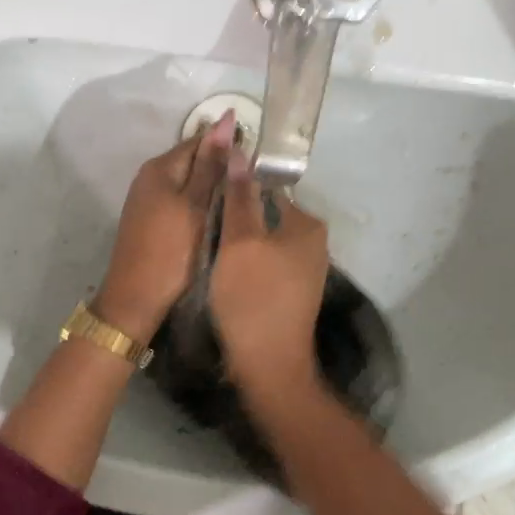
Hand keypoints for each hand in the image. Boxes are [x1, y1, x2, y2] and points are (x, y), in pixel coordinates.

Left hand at [94, 113, 235, 341]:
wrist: (136, 297)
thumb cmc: (170, 251)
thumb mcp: (195, 205)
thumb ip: (210, 166)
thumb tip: (225, 121)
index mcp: (159, 168)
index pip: (199, 141)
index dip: (228, 144)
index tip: (257, 156)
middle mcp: (148, 177)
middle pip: (190, 160)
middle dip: (219, 165)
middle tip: (254, 179)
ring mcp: (146, 199)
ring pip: (185, 181)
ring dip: (210, 185)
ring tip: (240, 195)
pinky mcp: (148, 219)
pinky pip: (179, 199)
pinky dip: (197, 202)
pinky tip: (215, 214)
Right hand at [210, 159, 329, 395]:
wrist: (268, 363)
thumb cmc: (253, 297)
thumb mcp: (239, 242)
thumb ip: (238, 197)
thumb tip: (238, 151)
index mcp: (307, 224)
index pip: (267, 189)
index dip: (234, 189)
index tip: (205, 198)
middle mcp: (313, 243)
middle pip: (264, 216)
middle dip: (235, 218)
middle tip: (201, 226)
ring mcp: (304, 271)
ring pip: (262, 243)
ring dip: (237, 244)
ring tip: (207, 250)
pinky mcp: (291, 293)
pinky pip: (263, 266)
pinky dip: (244, 266)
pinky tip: (223, 274)